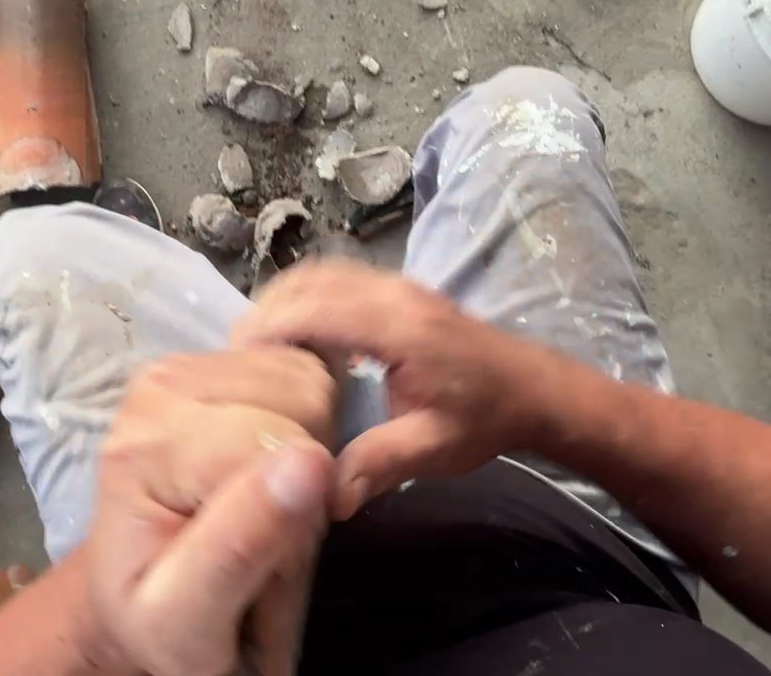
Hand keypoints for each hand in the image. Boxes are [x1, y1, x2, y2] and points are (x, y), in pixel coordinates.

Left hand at [87, 347, 338, 675]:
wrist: (146, 597)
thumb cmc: (164, 623)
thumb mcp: (188, 622)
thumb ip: (240, 546)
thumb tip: (309, 462)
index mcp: (143, 443)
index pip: (277, 443)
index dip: (299, 508)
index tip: (271, 560)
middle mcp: (160, 385)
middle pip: (299, 400)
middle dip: (308, 473)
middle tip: (272, 533)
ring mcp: (191, 364)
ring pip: (311, 382)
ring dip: (311, 446)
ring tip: (270, 501)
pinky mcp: (224, 359)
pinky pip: (307, 372)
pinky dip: (309, 420)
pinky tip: (273, 461)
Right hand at [233, 262, 578, 518]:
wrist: (534, 388)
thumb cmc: (485, 417)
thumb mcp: (434, 448)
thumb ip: (377, 465)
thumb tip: (322, 497)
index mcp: (399, 326)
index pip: (316, 310)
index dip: (269, 329)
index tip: (236, 362)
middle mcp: (393, 292)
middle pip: (310, 282)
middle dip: (267, 313)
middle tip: (239, 361)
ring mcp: (397, 283)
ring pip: (322, 272)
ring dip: (284, 300)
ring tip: (260, 348)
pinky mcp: (398, 287)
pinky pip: (337, 276)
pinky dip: (306, 295)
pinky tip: (298, 334)